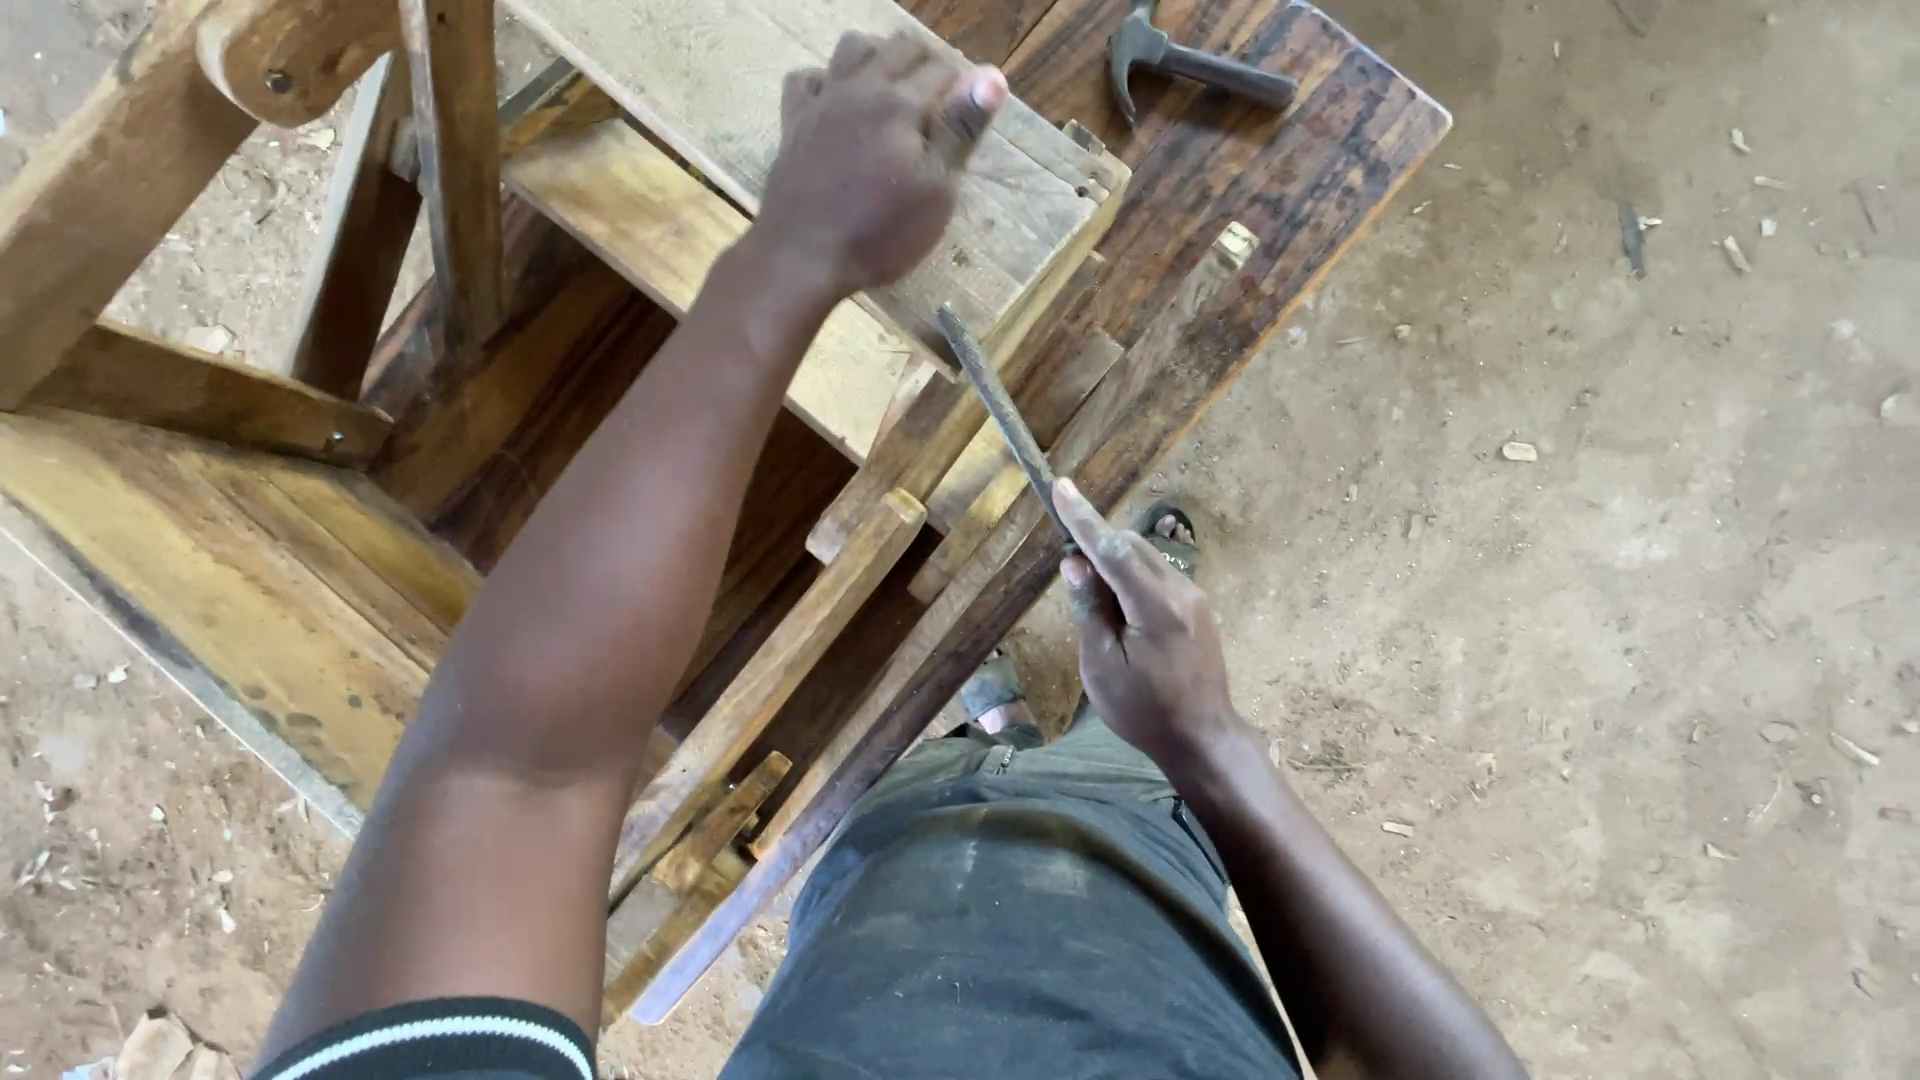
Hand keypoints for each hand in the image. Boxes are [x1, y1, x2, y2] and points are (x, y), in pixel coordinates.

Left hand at [754, 32, 1007, 298]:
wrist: (804, 257)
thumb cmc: (880, 233)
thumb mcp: (936, 191)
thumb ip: (961, 132)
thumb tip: (991, 76)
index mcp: (900, 104)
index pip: (942, 70)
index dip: (962, 85)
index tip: (968, 111)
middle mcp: (859, 89)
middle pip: (898, 48)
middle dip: (926, 62)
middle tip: (939, 97)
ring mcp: (821, 103)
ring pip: (851, 48)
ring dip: (878, 56)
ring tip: (892, 87)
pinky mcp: (793, 124)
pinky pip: (807, 79)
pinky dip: (827, 80)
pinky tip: (837, 101)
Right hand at [1053, 479, 1246, 767]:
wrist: (1202, 738)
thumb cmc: (1143, 711)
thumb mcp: (1100, 665)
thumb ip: (1089, 607)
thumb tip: (1075, 561)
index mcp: (1155, 606)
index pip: (1112, 549)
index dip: (1083, 518)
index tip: (1061, 487)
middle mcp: (1180, 591)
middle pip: (1131, 546)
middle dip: (1097, 545)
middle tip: (1071, 576)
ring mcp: (1195, 598)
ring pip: (1146, 558)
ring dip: (1115, 563)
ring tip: (1098, 607)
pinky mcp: (1198, 608)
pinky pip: (1158, 576)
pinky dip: (1133, 578)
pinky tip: (1122, 613)